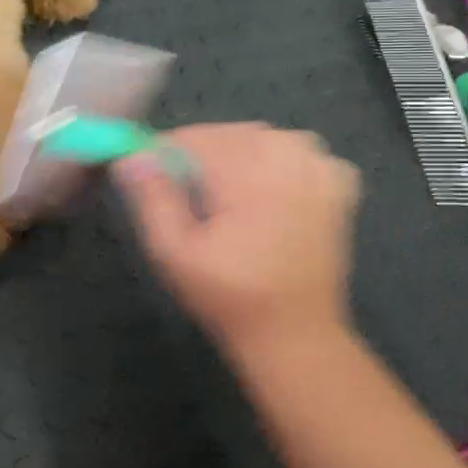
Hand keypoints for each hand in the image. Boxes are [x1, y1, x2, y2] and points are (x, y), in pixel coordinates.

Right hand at [114, 122, 360, 351]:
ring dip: (236, 149)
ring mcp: (320, 176)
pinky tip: (266, 184)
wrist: (294, 334)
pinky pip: (303, 151)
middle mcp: (289, 167)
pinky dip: (280, 157)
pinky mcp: (336, 191)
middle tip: (176, 186)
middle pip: (229, 133)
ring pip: (265, 136)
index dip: (162, 150)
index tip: (145, 172)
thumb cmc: (227, 294)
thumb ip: (152, 197)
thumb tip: (130, 156)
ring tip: (217, 184)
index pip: (195, 138)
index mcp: (248, 179)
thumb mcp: (173, 251)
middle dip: (197, 149)